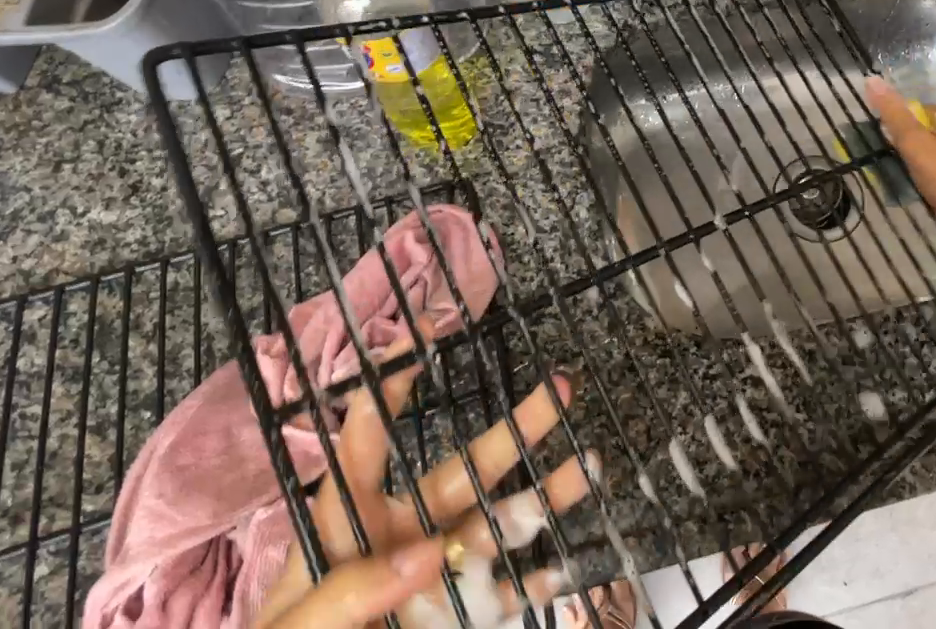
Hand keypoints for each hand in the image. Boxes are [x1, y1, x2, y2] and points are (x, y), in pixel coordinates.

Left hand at [256, 357, 592, 628]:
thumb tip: (425, 552)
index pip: (366, 443)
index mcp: (348, 528)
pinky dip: (539, 578)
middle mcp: (402, 538)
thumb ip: (345, 595)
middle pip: (463, 472)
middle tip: (560, 386)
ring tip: (589, 464)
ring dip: (545, 494)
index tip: (423, 334)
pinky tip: (566, 561)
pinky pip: (507, 593)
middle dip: (515, 430)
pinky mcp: (461, 618)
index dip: (388, 385)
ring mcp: (436, 578)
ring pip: (499, 525)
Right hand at [862, 75, 935, 237]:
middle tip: (910, 174)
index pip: (917, 113)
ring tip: (924, 188)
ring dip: (928, 168)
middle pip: (929, 133)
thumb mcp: (915, 146)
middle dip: (916, 153)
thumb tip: (872, 80)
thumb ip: (894, 115)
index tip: (899, 156)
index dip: (902, 134)